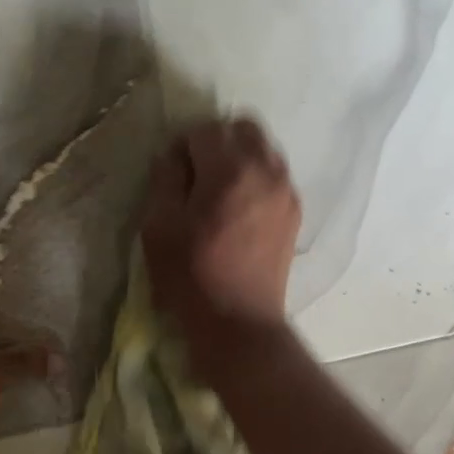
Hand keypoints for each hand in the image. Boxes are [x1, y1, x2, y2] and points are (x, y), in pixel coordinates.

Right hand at [142, 118, 302, 356]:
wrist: (239, 325)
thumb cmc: (192, 278)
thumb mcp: (159, 227)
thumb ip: (164, 181)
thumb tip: (173, 157)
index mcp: (231, 168)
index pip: (204, 131)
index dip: (182, 150)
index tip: (173, 179)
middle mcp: (266, 170)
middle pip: (242, 129)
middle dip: (217, 143)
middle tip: (197, 179)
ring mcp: (286, 192)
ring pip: (263, 151)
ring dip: (239, 160)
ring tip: (219, 196)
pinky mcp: (294, 215)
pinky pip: (275, 178)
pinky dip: (256, 181)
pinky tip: (239, 212)